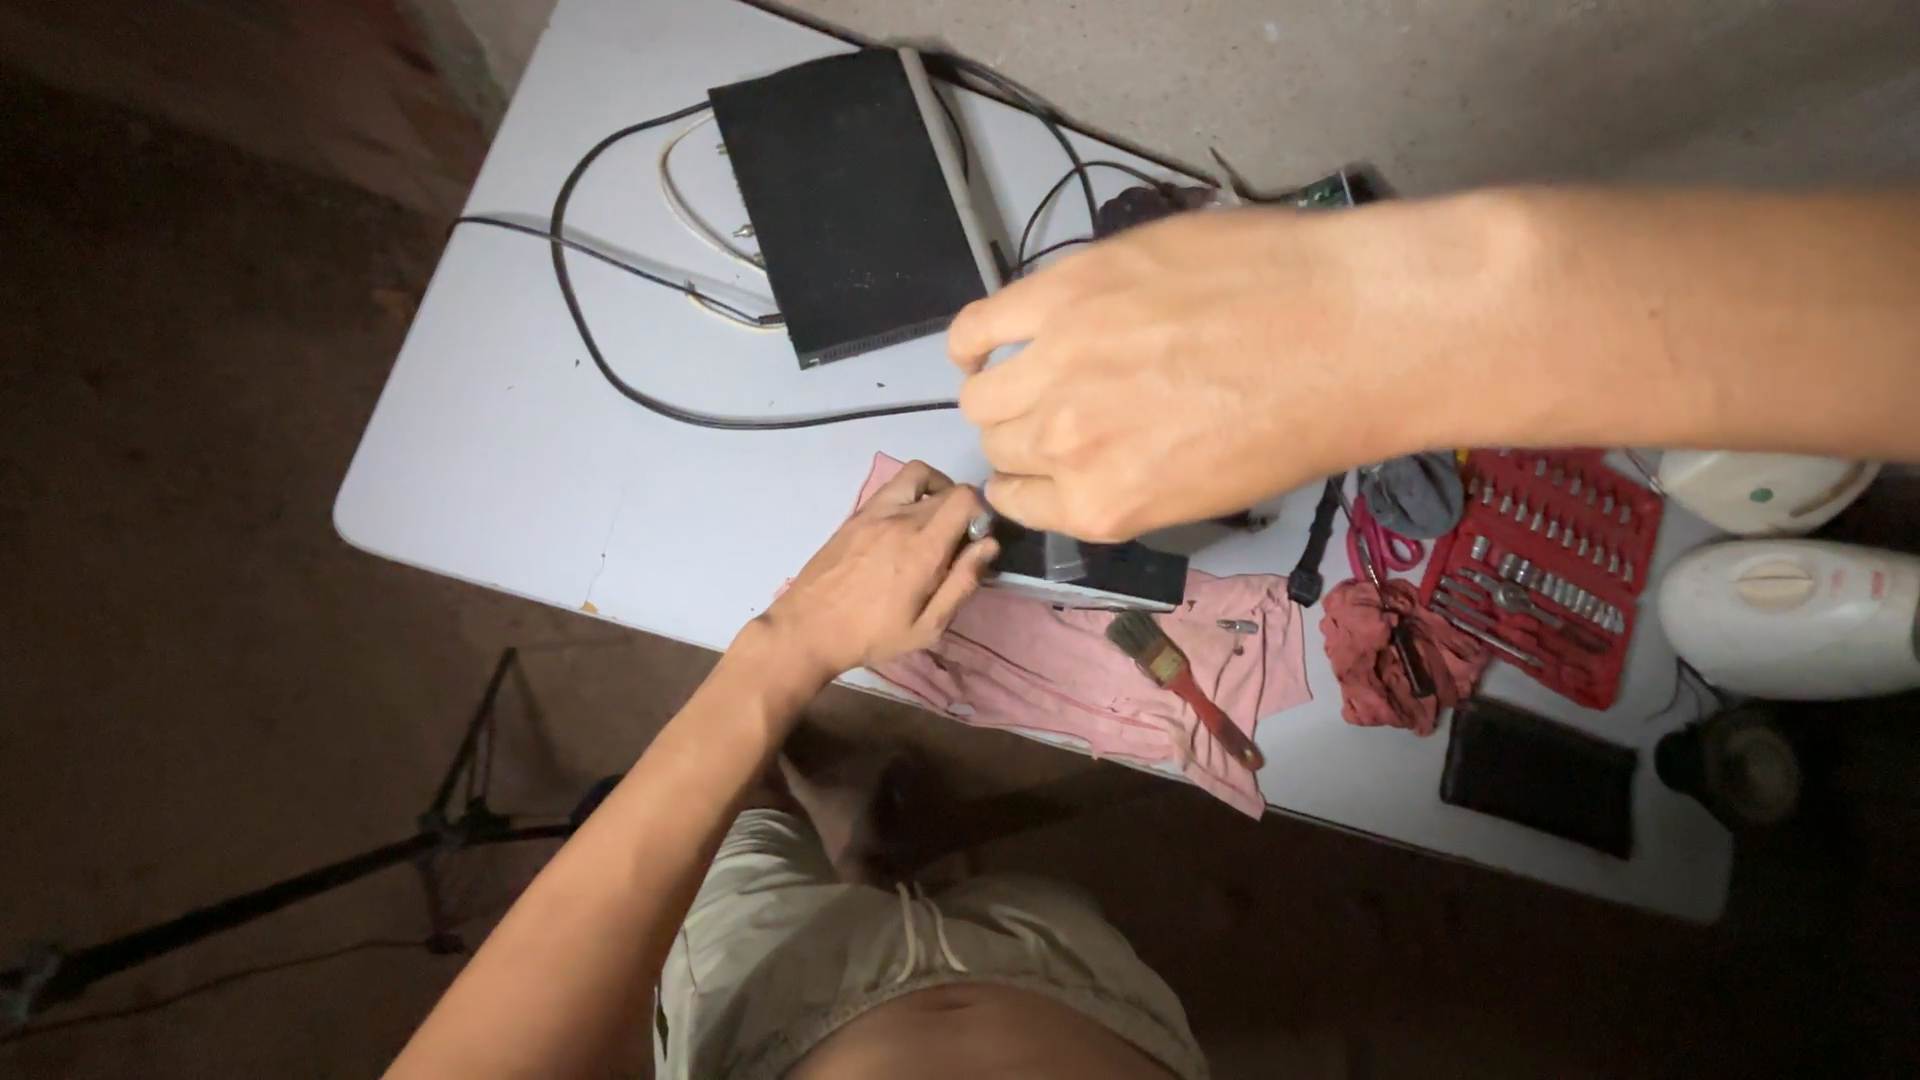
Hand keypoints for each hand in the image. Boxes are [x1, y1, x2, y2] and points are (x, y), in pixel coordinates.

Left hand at [761, 461, 997, 679]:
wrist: (808, 629)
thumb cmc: (871, 635)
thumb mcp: (927, 627)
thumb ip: (962, 583)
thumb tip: (989, 545)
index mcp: (922, 547)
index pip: (965, 499)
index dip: (981, 514)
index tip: (976, 541)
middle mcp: (900, 519)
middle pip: (947, 489)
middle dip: (963, 510)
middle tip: (956, 542)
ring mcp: (874, 512)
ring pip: (919, 474)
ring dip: (937, 489)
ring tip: (936, 520)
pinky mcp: (856, 514)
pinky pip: (893, 486)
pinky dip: (911, 493)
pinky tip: (906, 526)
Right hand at [948, 201, 1493, 539]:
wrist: (1352, 330)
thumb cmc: (1296, 421)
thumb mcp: (1200, 494)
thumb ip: (1118, 486)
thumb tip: (1075, 463)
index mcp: (1099, 505)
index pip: (1017, 500)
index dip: (1028, 481)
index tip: (1038, 464)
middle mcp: (1063, 446)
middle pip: (1000, 445)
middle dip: (1022, 437)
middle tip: (1061, 410)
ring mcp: (1056, 366)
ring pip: (982, 394)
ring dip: (1000, 391)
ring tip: (1035, 372)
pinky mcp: (1063, 293)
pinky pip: (975, 327)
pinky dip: (970, 340)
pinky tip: (984, 342)